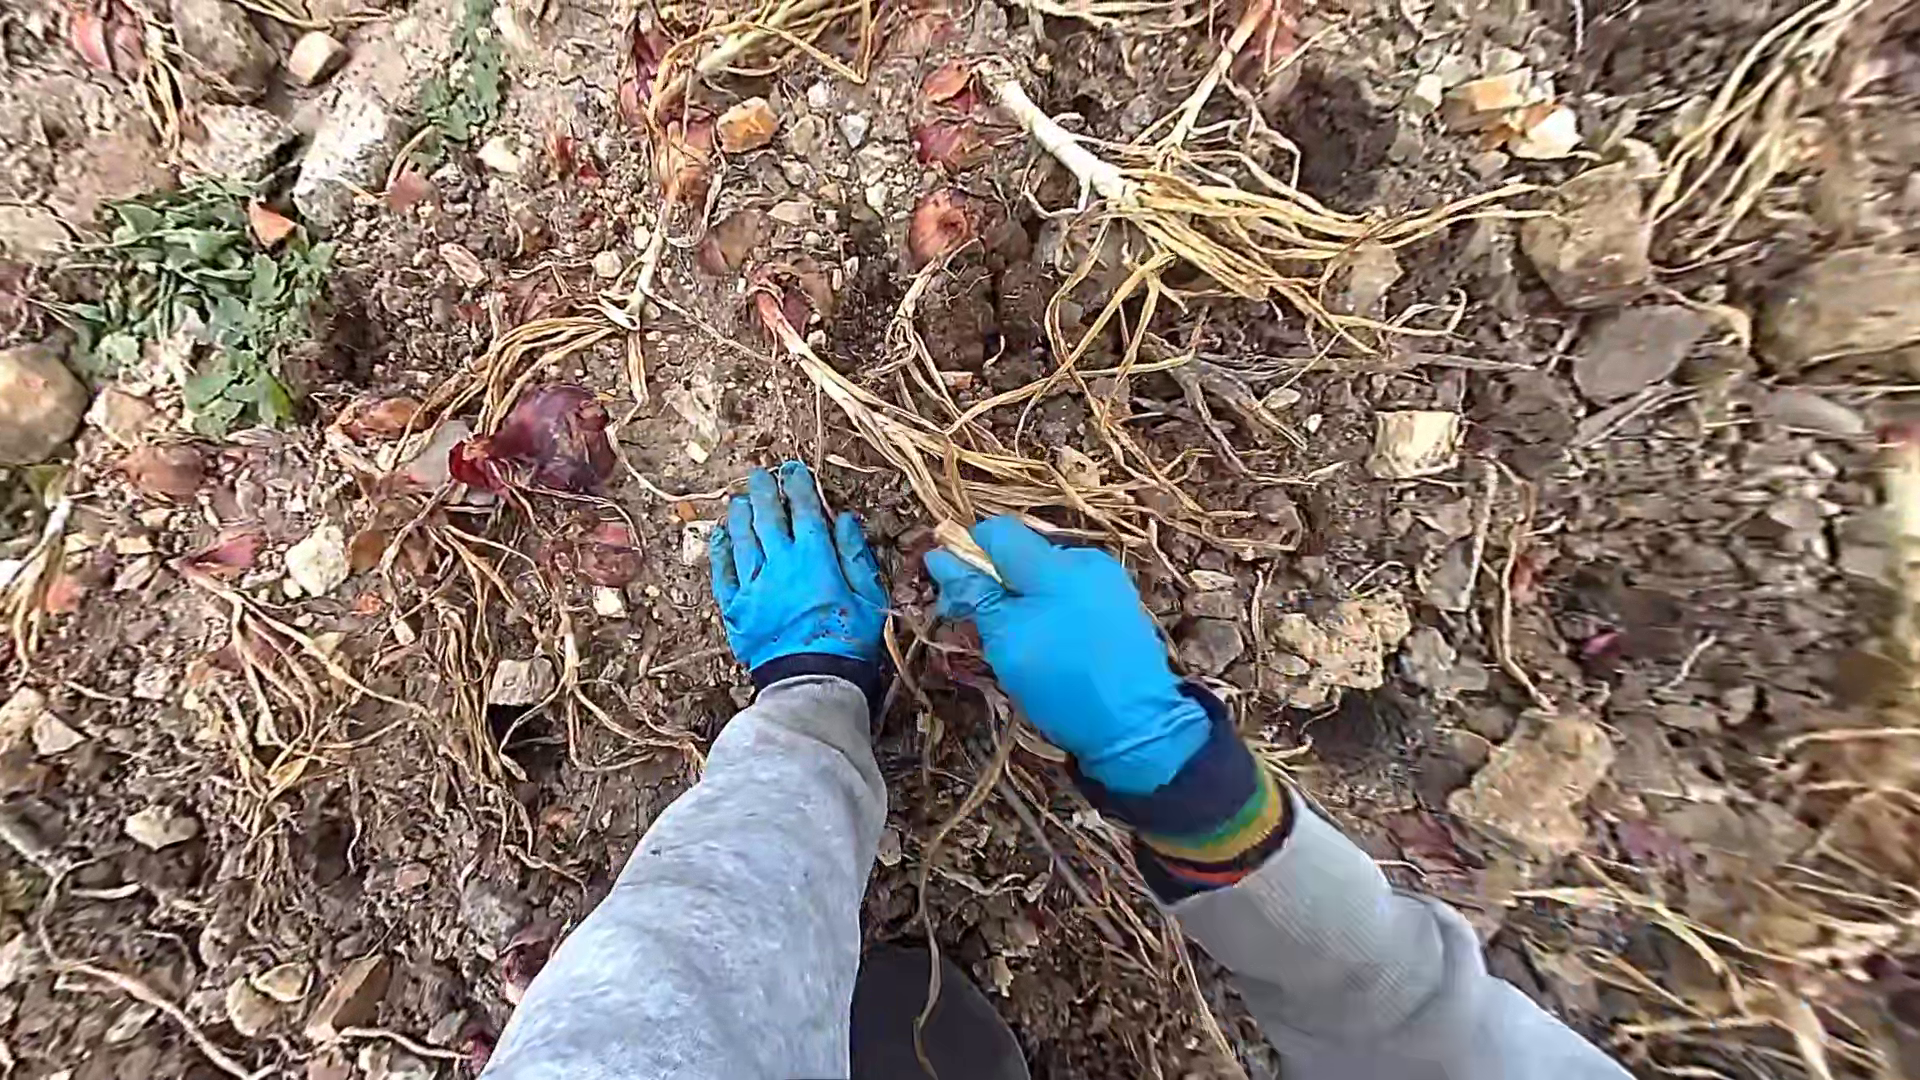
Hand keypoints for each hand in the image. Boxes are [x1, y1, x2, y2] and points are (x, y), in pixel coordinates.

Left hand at [710, 462, 887, 671]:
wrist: (813, 681)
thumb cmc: (848, 638)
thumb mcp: (867, 595)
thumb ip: (855, 554)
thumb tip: (843, 519)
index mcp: (814, 557)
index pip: (802, 510)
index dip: (797, 486)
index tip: (794, 471)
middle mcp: (779, 563)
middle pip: (766, 517)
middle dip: (763, 492)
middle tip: (760, 475)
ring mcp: (753, 584)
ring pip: (741, 538)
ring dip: (740, 514)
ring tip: (739, 499)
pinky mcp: (736, 607)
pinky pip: (723, 572)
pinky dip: (721, 550)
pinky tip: (721, 535)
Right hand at [923, 517, 1208, 794]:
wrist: (1137, 728)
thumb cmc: (1063, 684)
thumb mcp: (1007, 640)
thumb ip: (974, 593)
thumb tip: (938, 556)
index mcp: (1054, 565)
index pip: (998, 531)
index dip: (969, 553)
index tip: (958, 593)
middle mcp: (1083, 561)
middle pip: (1020, 553)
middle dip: (992, 583)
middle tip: (981, 627)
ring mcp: (1106, 581)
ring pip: (1041, 575)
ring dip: (1018, 599)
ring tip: (1017, 643)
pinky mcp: (1118, 603)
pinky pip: (1068, 591)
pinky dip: (1046, 609)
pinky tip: (1049, 644)